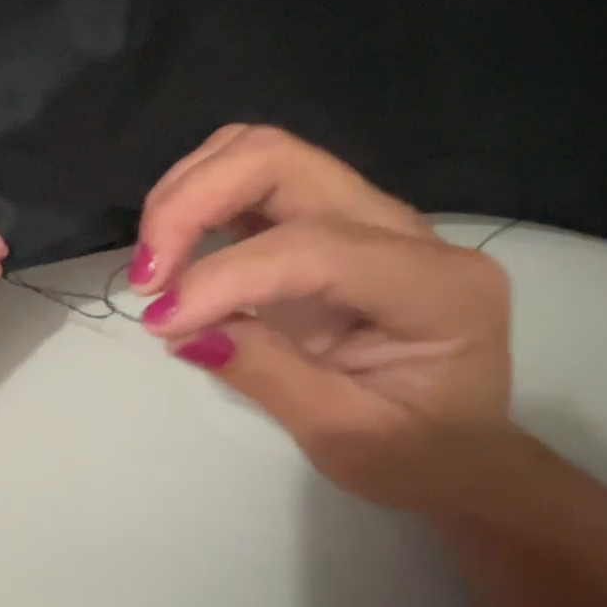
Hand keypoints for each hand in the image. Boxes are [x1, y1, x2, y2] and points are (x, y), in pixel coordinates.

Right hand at [133, 125, 515, 513]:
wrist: (458, 449)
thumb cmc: (419, 455)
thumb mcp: (348, 438)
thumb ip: (267, 374)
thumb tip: (177, 326)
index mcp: (438, 286)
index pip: (314, 246)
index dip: (224, 275)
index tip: (161, 322)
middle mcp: (404, 227)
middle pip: (278, 160)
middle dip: (191, 202)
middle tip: (148, 275)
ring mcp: (364, 212)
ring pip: (257, 151)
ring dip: (187, 192)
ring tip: (154, 262)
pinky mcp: (324, 216)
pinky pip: (250, 176)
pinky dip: (197, 199)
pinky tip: (174, 249)